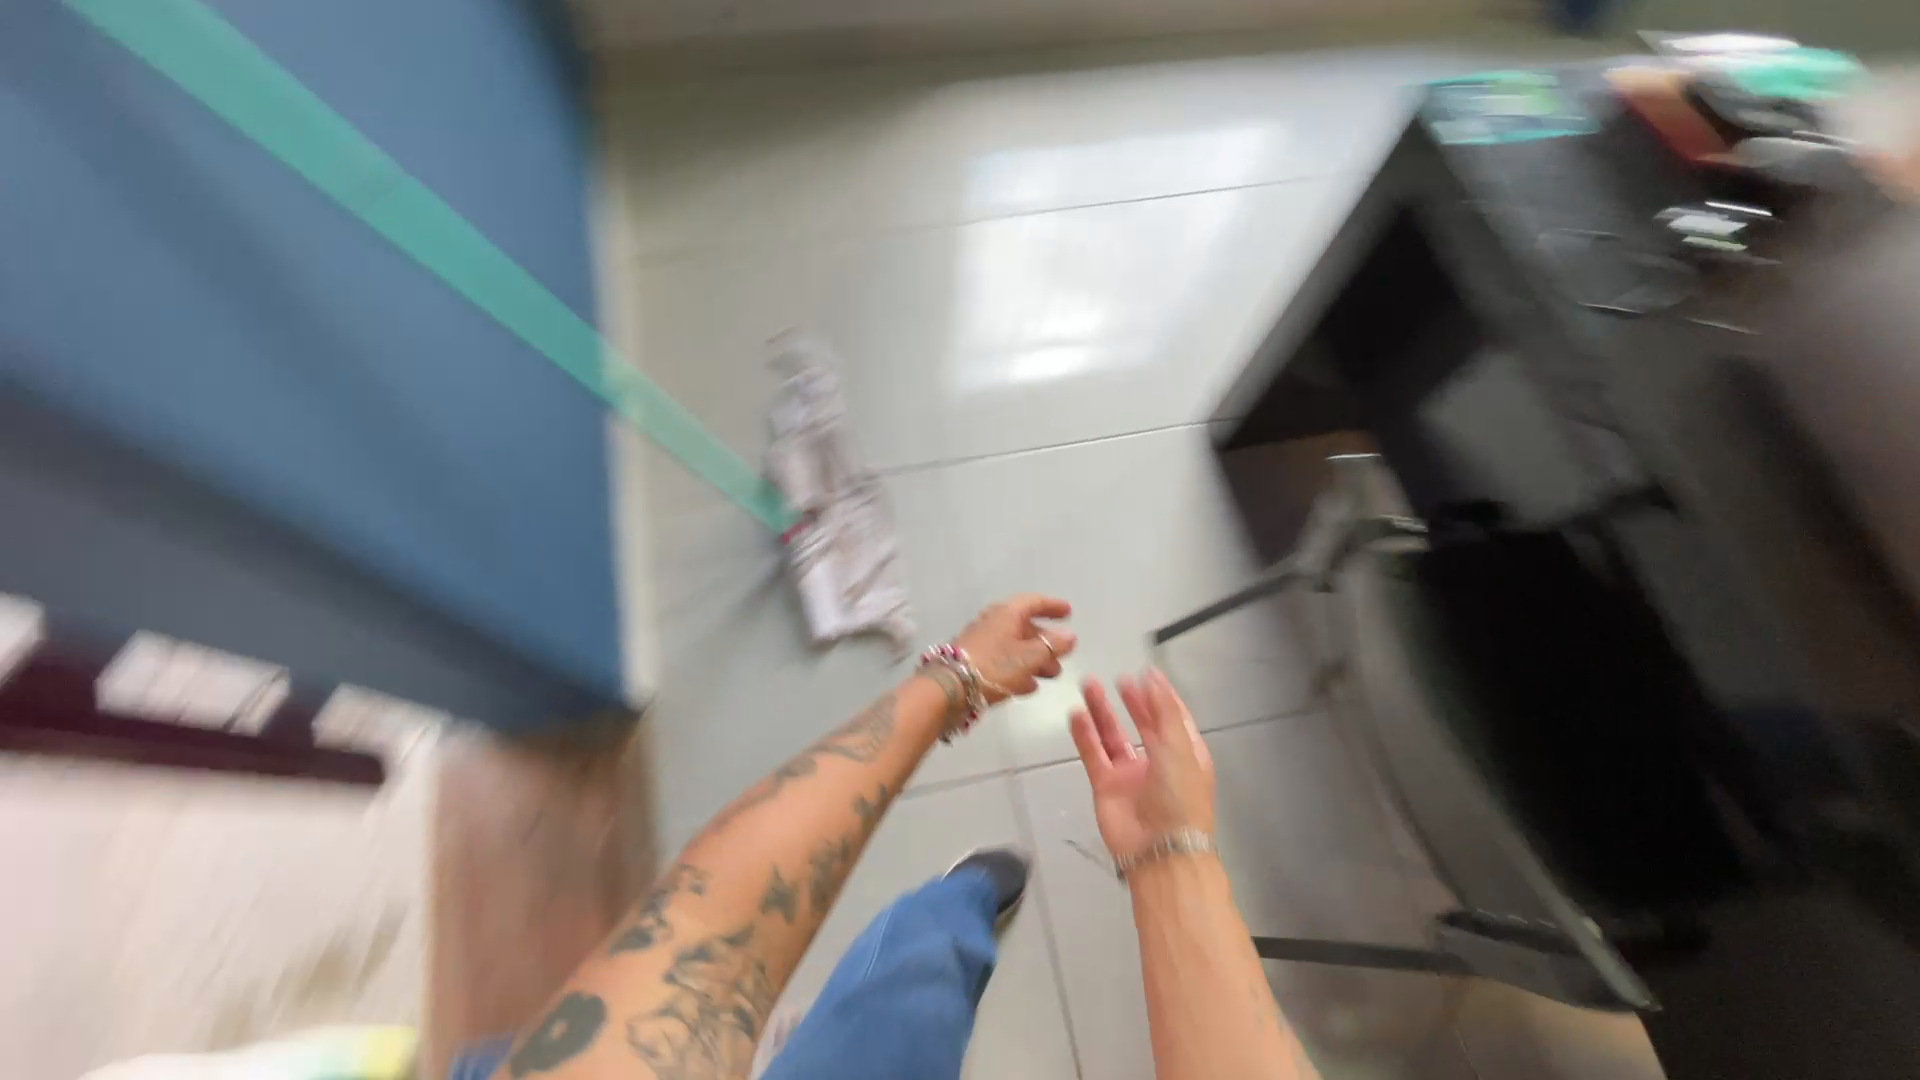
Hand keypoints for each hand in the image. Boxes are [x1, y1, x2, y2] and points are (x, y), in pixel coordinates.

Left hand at [950, 594, 1077, 703]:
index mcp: (1007, 613)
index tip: (1069, 613)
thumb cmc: (994, 666)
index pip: (1034, 603)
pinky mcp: (973, 662)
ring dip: (1035, 660)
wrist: (949, 688)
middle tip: (1062, 658)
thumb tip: (1070, 636)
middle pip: (1025, 628)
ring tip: (1050, 676)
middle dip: (1046, 643)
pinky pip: (1003, 662)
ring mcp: (982, 643)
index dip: (1052, 606)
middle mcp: (993, 623)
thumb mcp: (1030, 656)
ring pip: (1015, 647)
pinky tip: (1028, 687)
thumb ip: (1052, 646)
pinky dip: (1018, 671)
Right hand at [1069, 669, 1215, 860]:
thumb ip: (1163, 711)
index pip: (1173, 716)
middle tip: (1116, 678)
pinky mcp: (1106, 787)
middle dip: (1131, 700)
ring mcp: (1131, 775)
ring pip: (1113, 736)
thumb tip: (1152, 676)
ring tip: (1088, 686)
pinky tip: (1076, 715)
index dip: (1160, 694)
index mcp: (1185, 754)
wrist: (1160, 852)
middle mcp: (1159, 761)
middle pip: (1143, 723)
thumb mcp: (1179, 748)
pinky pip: (1093, 755)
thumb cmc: (1180, 798)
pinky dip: (1085, 735)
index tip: (1145, 671)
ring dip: (1102, 712)